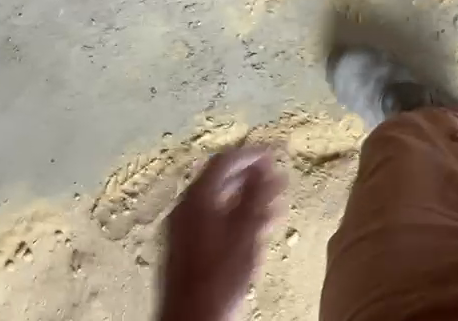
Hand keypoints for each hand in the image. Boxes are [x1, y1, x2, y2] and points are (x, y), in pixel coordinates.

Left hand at [159, 148, 283, 320]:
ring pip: (219, 200)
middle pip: (220, 178)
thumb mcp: (246, 230)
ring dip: (246, 197)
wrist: (193, 320)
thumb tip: (267, 165)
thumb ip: (257, 193)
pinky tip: (255, 226)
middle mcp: (185, 209)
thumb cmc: (217, 278)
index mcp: (196, 199)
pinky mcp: (186, 248)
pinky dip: (235, 215)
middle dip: (250, 175)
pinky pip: (213, 219)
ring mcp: (183, 229)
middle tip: (274, 175)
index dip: (251, 153)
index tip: (272, 152)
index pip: (224, 159)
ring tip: (272, 201)